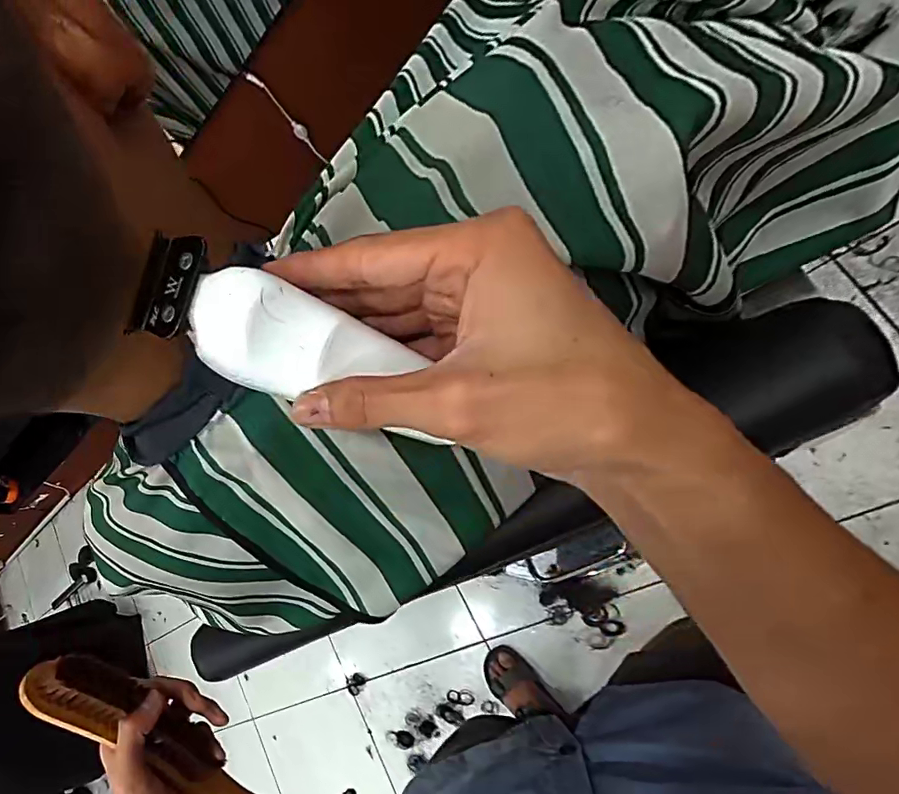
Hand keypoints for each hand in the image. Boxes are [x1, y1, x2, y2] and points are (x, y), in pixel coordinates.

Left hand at [99, 677, 228, 793]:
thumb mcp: (129, 779)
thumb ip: (130, 735)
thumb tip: (147, 701)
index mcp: (118, 742)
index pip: (129, 698)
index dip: (148, 687)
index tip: (165, 689)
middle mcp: (142, 741)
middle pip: (161, 697)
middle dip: (184, 695)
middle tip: (198, 703)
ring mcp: (167, 748)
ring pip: (184, 711)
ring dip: (202, 712)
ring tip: (214, 720)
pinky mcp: (189, 757)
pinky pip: (201, 733)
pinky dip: (212, 737)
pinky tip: (213, 753)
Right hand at [270, 208, 715, 482]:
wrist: (632, 440)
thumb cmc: (557, 404)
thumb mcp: (453, 402)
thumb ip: (370, 400)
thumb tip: (302, 408)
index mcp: (476, 250)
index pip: (374, 258)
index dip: (314, 271)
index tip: (265, 278)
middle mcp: (478, 259)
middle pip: (384, 280)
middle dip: (329, 302)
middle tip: (268, 316)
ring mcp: (483, 294)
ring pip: (400, 308)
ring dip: (354, 330)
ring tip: (293, 341)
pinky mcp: (485, 327)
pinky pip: (419, 333)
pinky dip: (384, 351)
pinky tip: (344, 363)